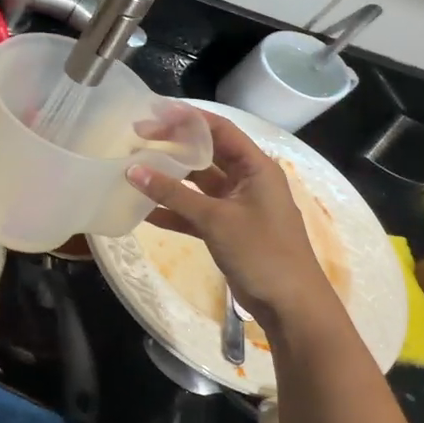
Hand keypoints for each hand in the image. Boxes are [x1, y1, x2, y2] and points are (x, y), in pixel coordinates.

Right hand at [128, 111, 334, 325]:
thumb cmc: (263, 252)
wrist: (292, 308)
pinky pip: (193, 210)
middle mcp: (247, 181)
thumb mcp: (215, 219)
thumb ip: (172, 193)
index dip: (187, 118)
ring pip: (196, 182)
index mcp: (256, 169)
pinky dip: (172, 209)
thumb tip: (131, 170)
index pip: (219, 129)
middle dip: (172, 145)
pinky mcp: (227, 229)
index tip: (152, 114)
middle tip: (135, 138)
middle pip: (205, 153)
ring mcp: (236, 206)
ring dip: (168, 178)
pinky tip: (143, 210)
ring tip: (133, 168)